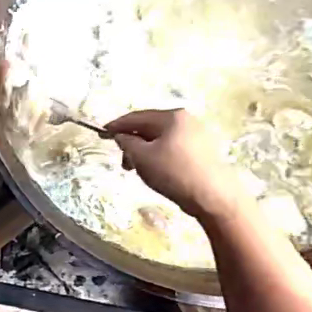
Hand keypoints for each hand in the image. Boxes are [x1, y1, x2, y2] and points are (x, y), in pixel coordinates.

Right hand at [103, 109, 245, 221]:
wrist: (211, 194)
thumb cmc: (172, 171)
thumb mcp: (141, 156)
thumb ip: (126, 142)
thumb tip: (121, 136)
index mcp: (171, 117)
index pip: (136, 117)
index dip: (116, 126)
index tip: (100, 133)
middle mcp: (186, 120)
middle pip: (148, 127)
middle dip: (131, 142)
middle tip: (122, 161)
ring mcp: (196, 134)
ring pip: (160, 138)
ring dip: (143, 151)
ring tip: (137, 169)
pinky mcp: (201, 150)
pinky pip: (171, 147)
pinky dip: (157, 155)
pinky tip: (154, 169)